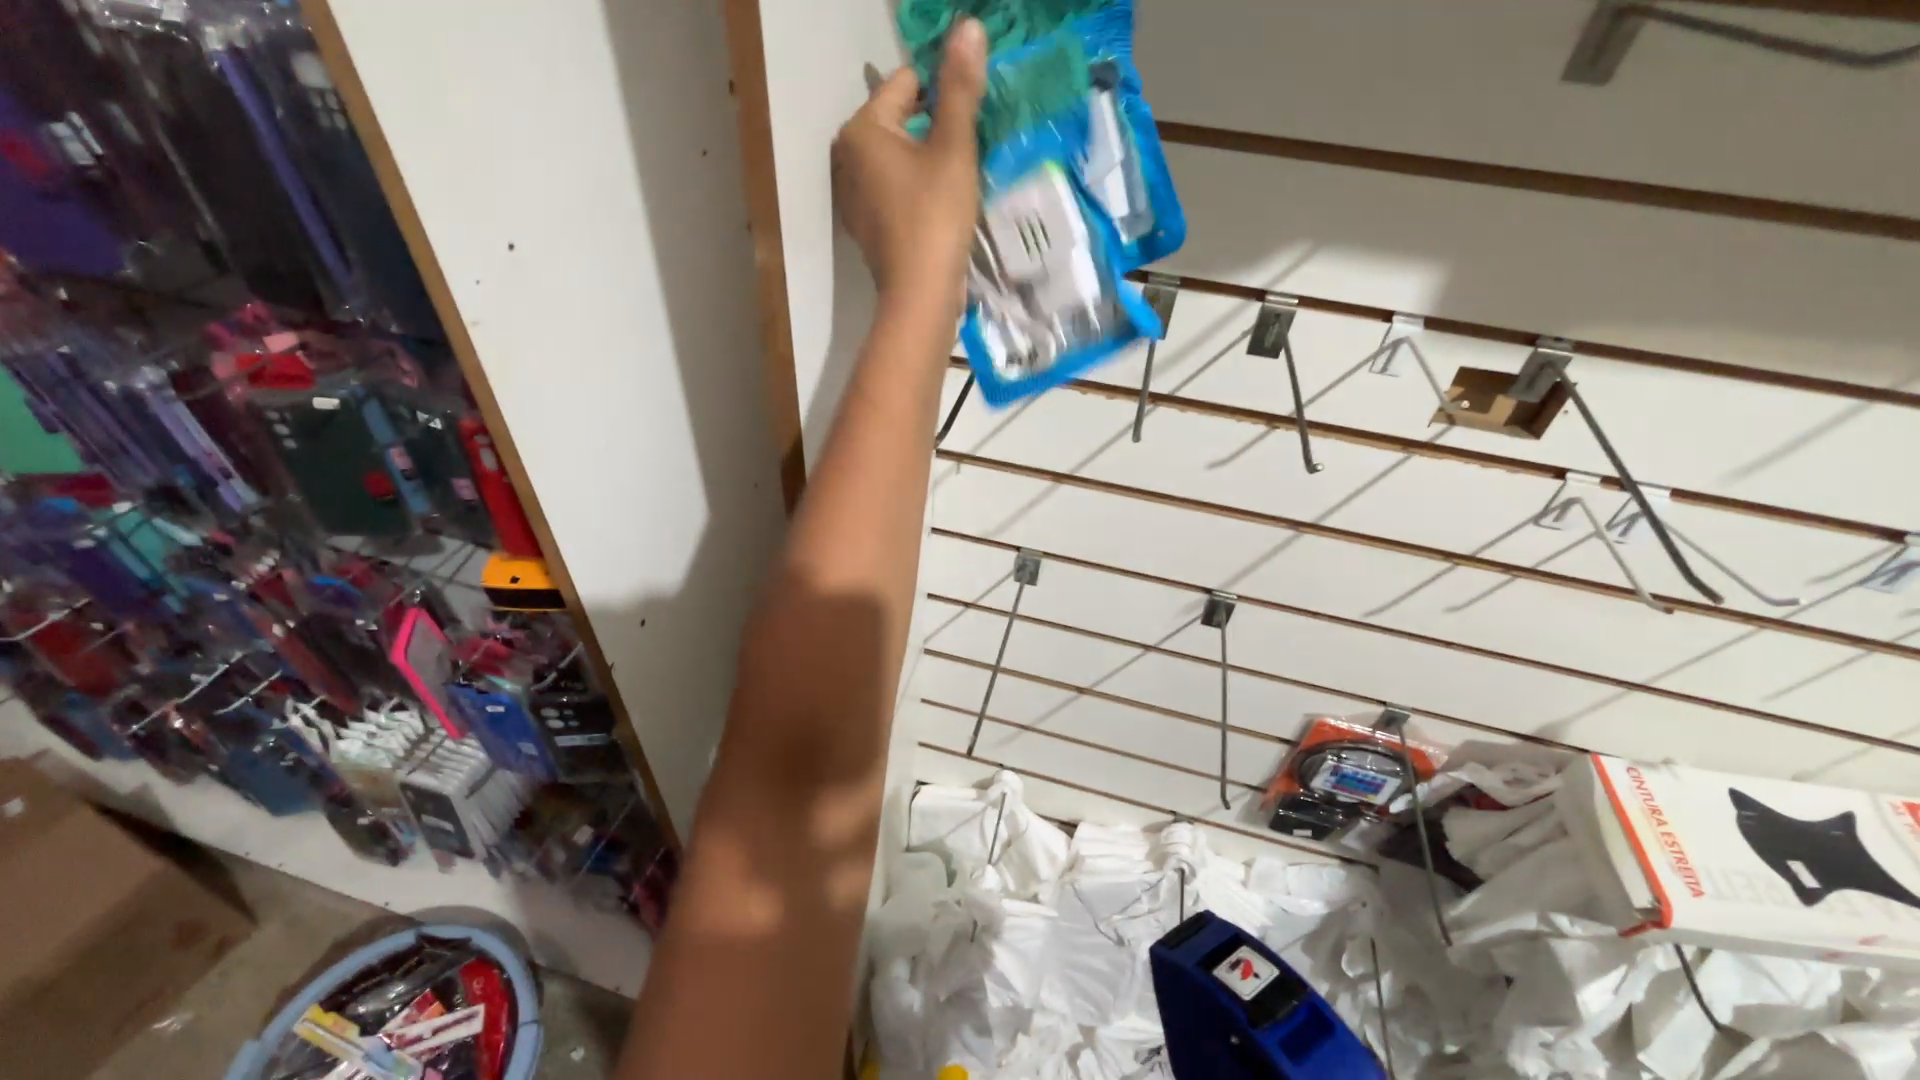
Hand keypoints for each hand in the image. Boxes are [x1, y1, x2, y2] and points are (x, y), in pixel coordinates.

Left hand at [832, 19, 986, 309]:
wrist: (919, 294)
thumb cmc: (936, 217)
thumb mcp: (954, 148)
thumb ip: (960, 87)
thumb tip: (968, 27)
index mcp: (862, 129)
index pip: (907, 84)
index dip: (944, 93)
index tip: (972, 120)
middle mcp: (847, 155)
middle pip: (900, 119)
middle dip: (934, 127)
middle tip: (968, 151)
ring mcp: (852, 193)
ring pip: (898, 156)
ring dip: (927, 159)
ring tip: (957, 180)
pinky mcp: (866, 223)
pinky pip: (894, 188)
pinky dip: (916, 188)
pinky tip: (940, 207)